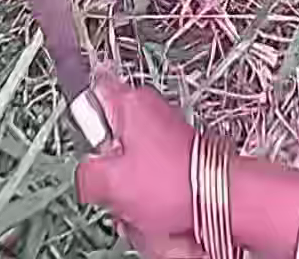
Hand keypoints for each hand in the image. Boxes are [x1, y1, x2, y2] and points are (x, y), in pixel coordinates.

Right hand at [75, 72, 196, 251]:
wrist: (215, 196)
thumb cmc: (173, 181)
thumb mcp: (113, 182)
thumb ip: (86, 172)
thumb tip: (83, 173)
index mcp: (129, 101)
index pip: (92, 91)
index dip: (85, 122)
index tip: (89, 145)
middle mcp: (146, 106)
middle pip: (109, 133)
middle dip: (109, 167)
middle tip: (116, 184)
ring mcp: (161, 125)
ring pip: (127, 155)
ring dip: (126, 183)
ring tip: (136, 202)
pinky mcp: (172, 147)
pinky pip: (146, 165)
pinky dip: (144, 187)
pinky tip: (150, 207)